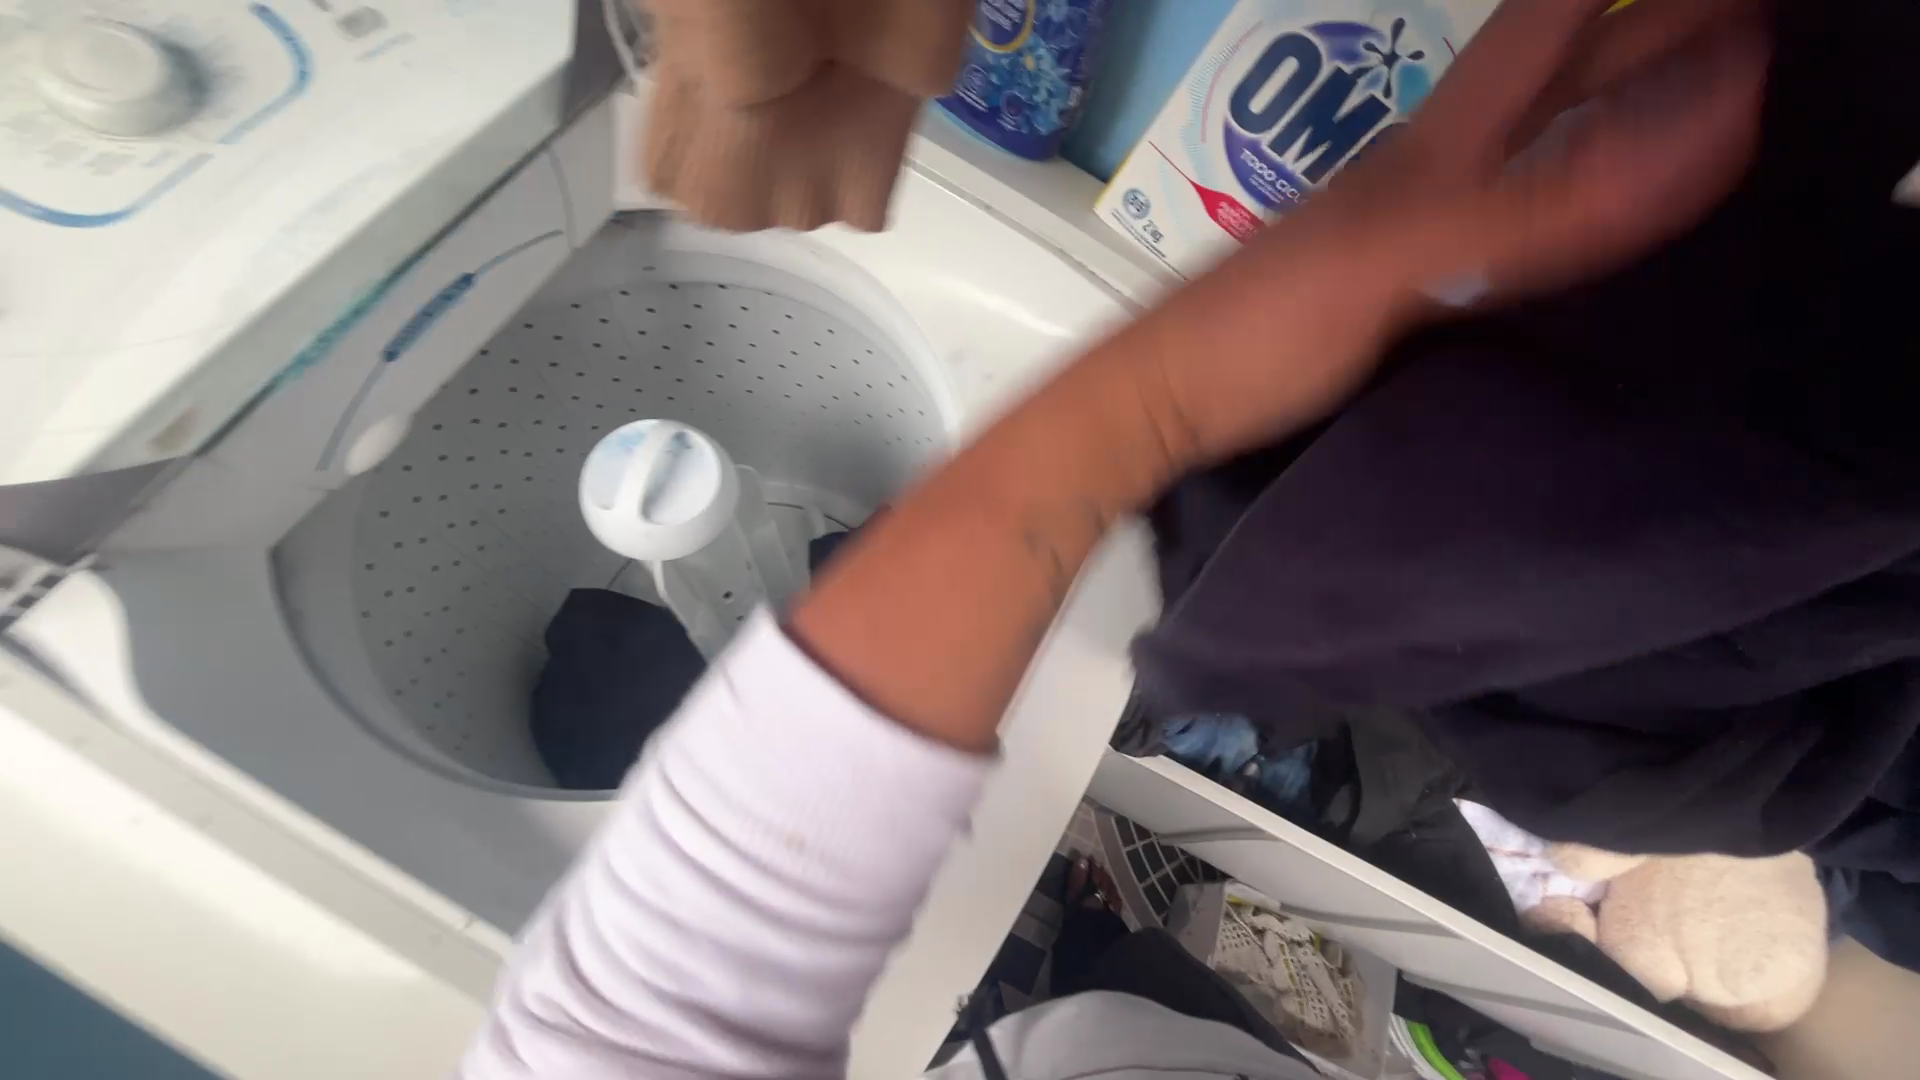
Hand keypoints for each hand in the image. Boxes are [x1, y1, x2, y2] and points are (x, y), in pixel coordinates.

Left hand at [1129, 0, 1770, 469]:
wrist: (1163, 398)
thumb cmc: (1251, 332)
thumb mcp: (1386, 265)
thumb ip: (1523, 208)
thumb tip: (1702, 117)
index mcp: (1423, 157)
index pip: (1543, 36)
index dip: (1639, 0)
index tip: (1740, 4)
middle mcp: (1411, 181)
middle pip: (1538, 88)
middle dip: (1642, 49)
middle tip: (1744, 56)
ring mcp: (1390, 239)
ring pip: (1509, 155)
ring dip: (1595, 127)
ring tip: (1688, 128)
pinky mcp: (1373, 297)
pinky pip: (1481, 235)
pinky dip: (1543, 217)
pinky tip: (1567, 239)